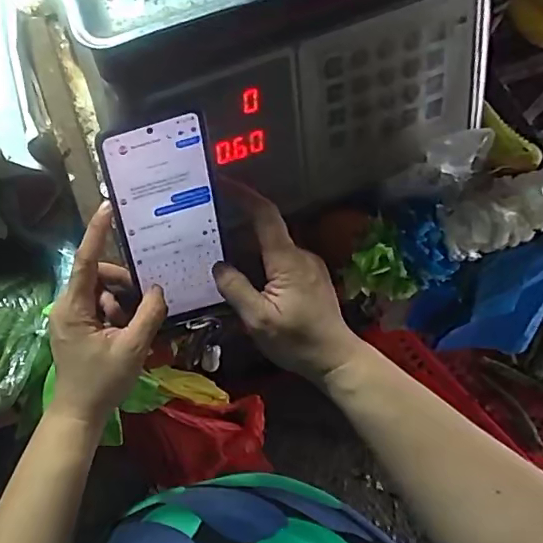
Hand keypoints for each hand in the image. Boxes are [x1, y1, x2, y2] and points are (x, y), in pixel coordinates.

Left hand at [47, 204, 165, 423]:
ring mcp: (70, 316)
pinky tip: (127, 333)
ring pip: (100, 292)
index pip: (85, 261)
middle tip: (143, 302)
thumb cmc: (102, 382)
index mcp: (72, 307)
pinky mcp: (76, 327)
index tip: (107, 208)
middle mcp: (67, 306)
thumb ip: (148, 314)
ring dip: (121, 302)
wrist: (80, 413)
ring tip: (132, 328)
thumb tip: (159, 288)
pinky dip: (115, 313)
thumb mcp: (132, 348)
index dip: (96, 233)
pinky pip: (98, 307)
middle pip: (97, 275)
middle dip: (122, 283)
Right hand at [212, 184, 369, 383]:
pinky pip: (277, 261)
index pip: (265, 216)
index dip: (244, 196)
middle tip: (207, 229)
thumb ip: (236, 289)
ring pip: (270, 248)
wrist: (335, 359)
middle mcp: (300, 255)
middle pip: (265, 231)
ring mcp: (307, 266)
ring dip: (245, 248)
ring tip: (218, 255)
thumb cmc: (297, 341)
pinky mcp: (308, 278)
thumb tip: (219, 265)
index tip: (224, 183)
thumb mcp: (258, 320)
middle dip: (236, 226)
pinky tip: (242, 276)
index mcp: (287, 260)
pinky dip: (257, 262)